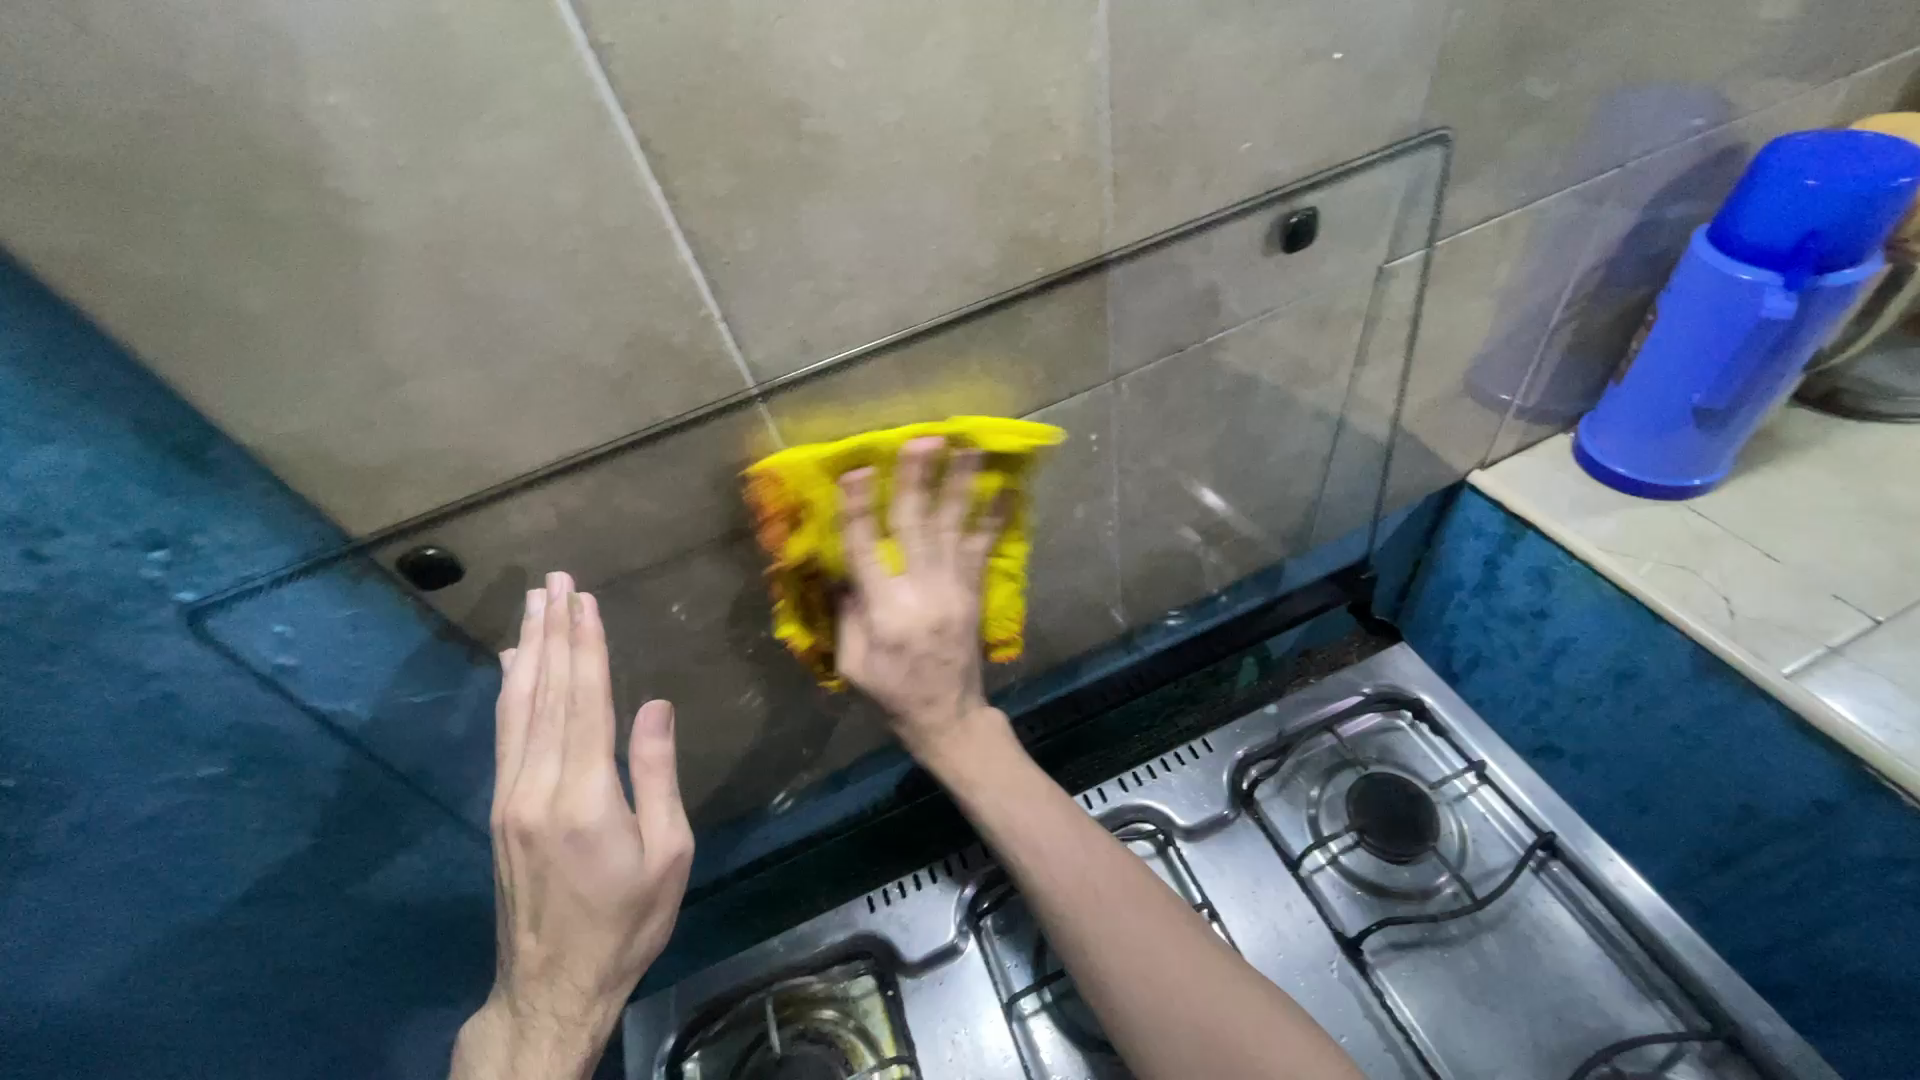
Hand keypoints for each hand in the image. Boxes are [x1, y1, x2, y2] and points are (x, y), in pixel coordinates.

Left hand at [453, 572, 693, 1079]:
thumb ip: (656, 773)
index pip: (586, 700)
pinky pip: (505, 735)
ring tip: (533, 606)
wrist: (554, 984)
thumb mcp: (667, 852)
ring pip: (519, 707)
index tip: (585, 599)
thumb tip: (653, 705)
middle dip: (555, 632)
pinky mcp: (499, 809)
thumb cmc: (628, 919)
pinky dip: (510, 691)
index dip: (587, 646)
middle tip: (555, 581)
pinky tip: (513, 667)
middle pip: (548, 692)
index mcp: (585, 794)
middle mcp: (538, 785)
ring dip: (530, 651)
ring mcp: (510, 796)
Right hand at [836, 437, 1011, 765]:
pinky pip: (984, 548)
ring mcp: (954, 590)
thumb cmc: (891, 693)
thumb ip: (847, 613)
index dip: (858, 509)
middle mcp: (922, 592)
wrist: (947, 716)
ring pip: (955, 527)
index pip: (865, 550)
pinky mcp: (974, 592)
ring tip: (971, 446)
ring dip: (962, 484)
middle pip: (916, 526)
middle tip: (924, 438)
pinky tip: (1007, 488)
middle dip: (918, 480)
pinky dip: (995, 517)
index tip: (857, 471)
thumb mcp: (852, 663)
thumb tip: (841, 567)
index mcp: (885, 611)